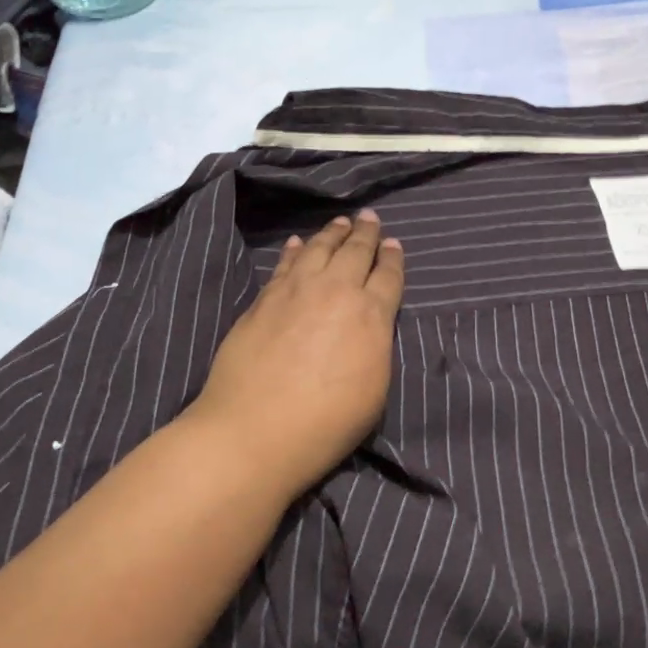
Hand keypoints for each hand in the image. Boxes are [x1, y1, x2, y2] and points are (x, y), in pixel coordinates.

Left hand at [185, 209, 404, 497]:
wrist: (255, 430)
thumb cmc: (326, 424)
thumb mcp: (374, 390)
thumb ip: (375, 347)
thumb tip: (368, 323)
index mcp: (371, 315)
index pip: (388, 276)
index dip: (392, 258)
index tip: (393, 243)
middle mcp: (336, 291)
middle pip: (355, 252)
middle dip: (365, 233)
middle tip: (369, 217)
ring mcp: (296, 291)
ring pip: (318, 249)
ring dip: (332, 233)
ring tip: (340, 222)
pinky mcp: (264, 299)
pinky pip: (284, 265)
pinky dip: (294, 250)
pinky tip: (296, 243)